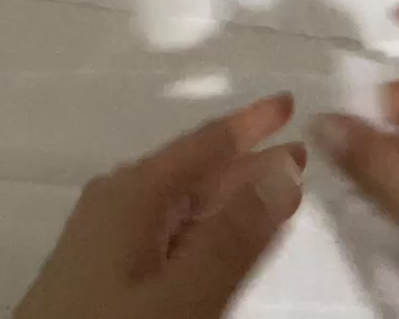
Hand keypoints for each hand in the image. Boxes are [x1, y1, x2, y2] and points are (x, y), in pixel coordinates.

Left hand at [14, 94, 305, 318]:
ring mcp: (105, 236)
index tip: (288, 102)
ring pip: (180, 202)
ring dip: (228, 194)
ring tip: (271, 189)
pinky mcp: (102, 272)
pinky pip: (166, 230)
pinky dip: (204, 226)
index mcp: (131, 193)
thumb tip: (282, 168)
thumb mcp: (181, 295)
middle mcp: (116, 201)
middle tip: (296, 153)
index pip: (204, 144)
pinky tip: (220, 237)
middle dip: (246, 160)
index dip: (249, 123)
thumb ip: (233, 235)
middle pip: (193, 169)